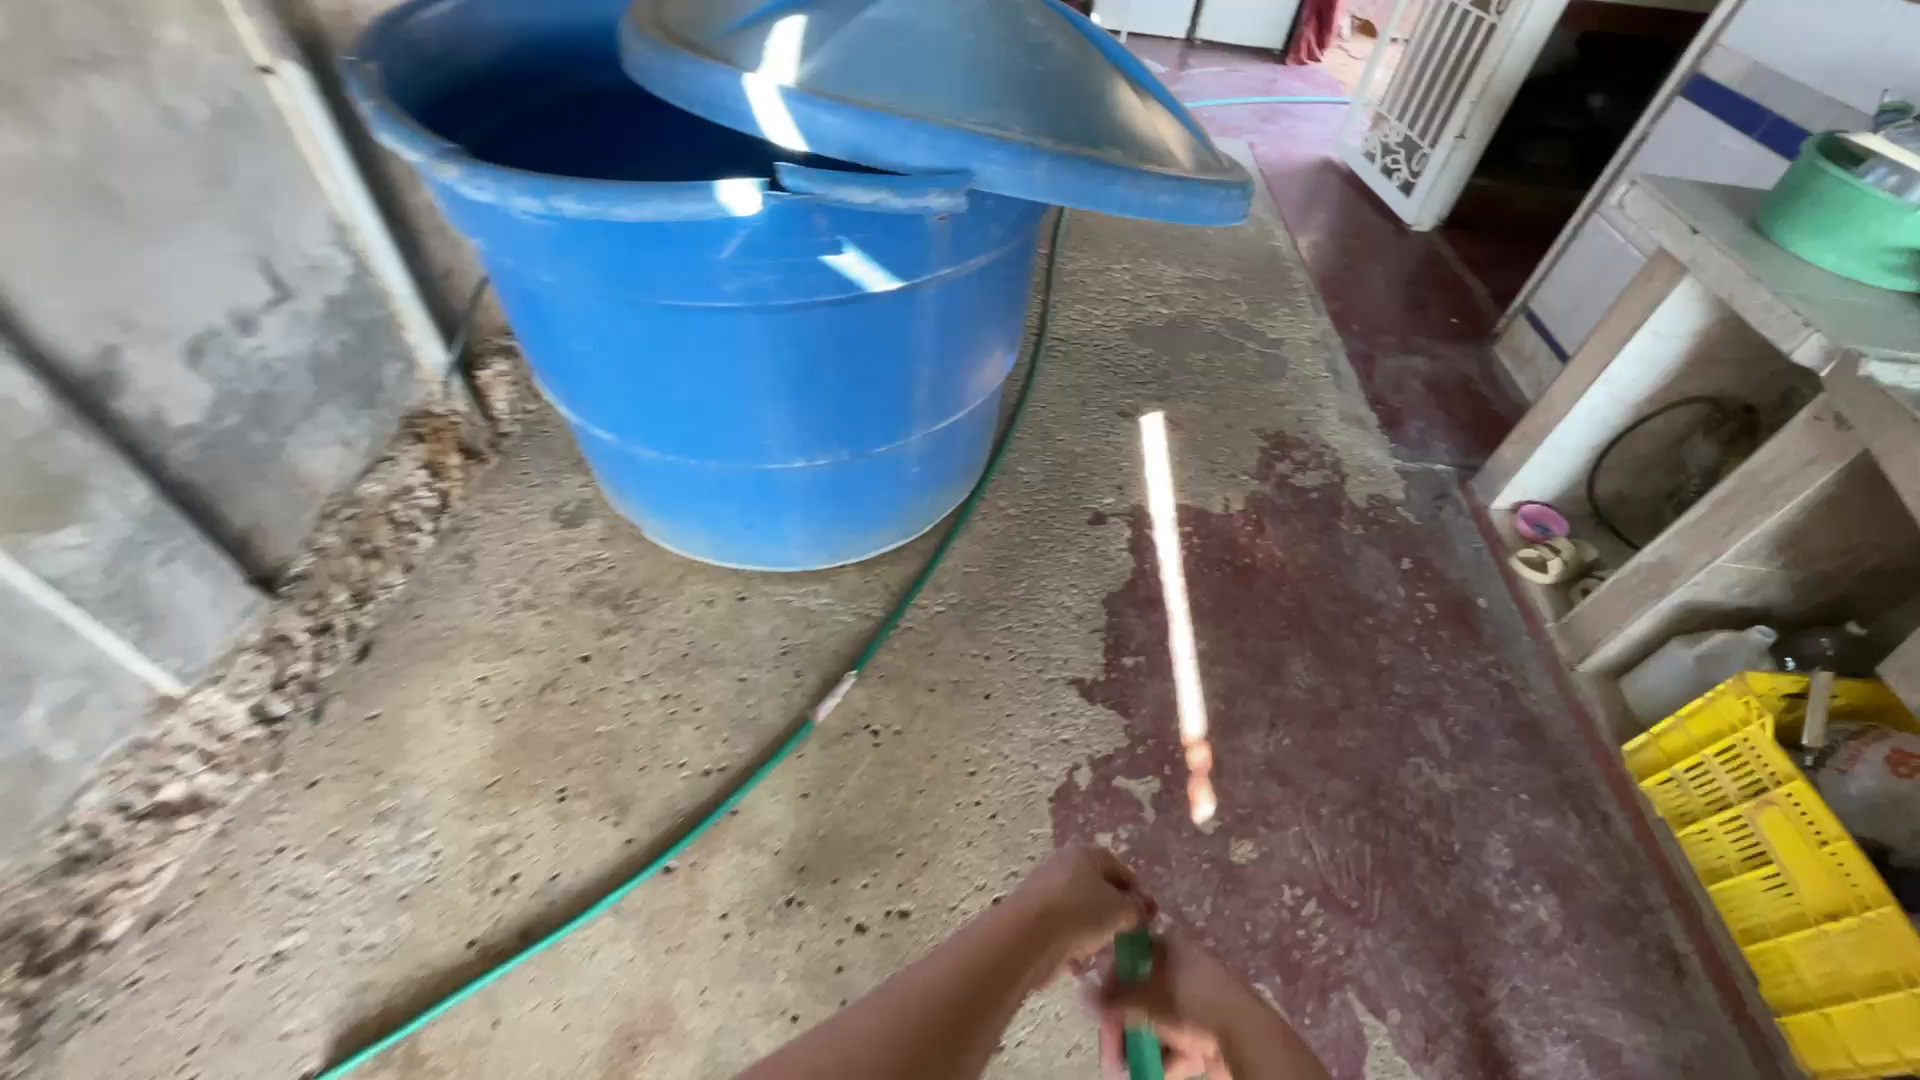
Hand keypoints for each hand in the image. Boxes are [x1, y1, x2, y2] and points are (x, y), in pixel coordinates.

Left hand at [1012, 844, 1150, 965]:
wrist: (1028, 936)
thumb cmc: (1080, 913)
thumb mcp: (1121, 911)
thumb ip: (1137, 909)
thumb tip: (1143, 908)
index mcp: (1086, 854)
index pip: (1121, 870)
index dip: (1137, 894)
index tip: (1147, 919)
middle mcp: (1064, 865)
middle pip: (1099, 889)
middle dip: (1115, 914)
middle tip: (1127, 936)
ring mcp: (1046, 889)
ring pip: (1080, 910)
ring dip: (1094, 931)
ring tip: (1104, 952)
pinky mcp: (1034, 915)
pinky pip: (1062, 928)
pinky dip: (1073, 943)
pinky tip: (1079, 963)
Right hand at [1091, 932, 1260, 1078]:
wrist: (1247, 1038)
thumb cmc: (1190, 1004)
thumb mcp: (1145, 999)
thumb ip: (1115, 999)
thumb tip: (1086, 998)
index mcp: (1170, 946)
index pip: (1131, 956)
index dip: (1111, 981)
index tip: (1099, 1007)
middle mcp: (1184, 967)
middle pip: (1143, 993)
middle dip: (1123, 1023)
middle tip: (1110, 1050)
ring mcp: (1199, 1001)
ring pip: (1159, 1021)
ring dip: (1141, 1044)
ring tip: (1126, 1068)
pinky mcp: (1210, 1030)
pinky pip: (1179, 1041)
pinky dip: (1165, 1057)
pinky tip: (1151, 1073)